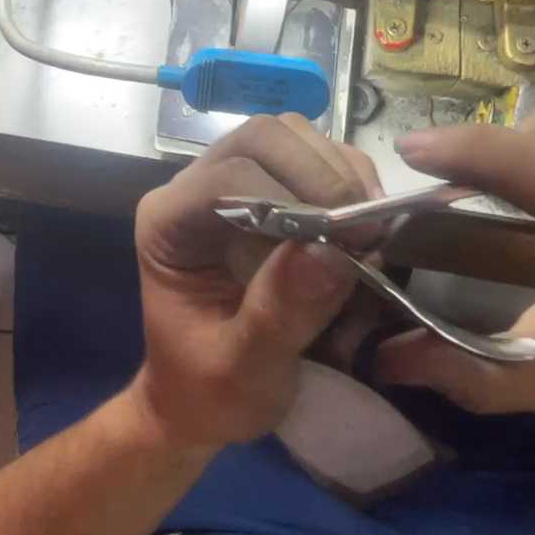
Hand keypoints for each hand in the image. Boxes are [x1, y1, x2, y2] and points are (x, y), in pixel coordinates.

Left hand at [131, 114, 378, 449]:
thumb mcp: (241, 371)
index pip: (229, 176)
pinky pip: (308, 154)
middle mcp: (192, 188)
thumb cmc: (210, 389)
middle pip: (260, 138)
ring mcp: (228, 181)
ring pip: (288, 136)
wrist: (201, 398)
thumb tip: (330, 250)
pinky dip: (347, 176)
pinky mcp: (263, 188)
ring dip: (338, 172)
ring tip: (367, 230)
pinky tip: (363, 224)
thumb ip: (278, 314)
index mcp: (168, 223)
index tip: (350, 241)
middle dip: (320, 174)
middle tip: (365, 231)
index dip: (294, 195)